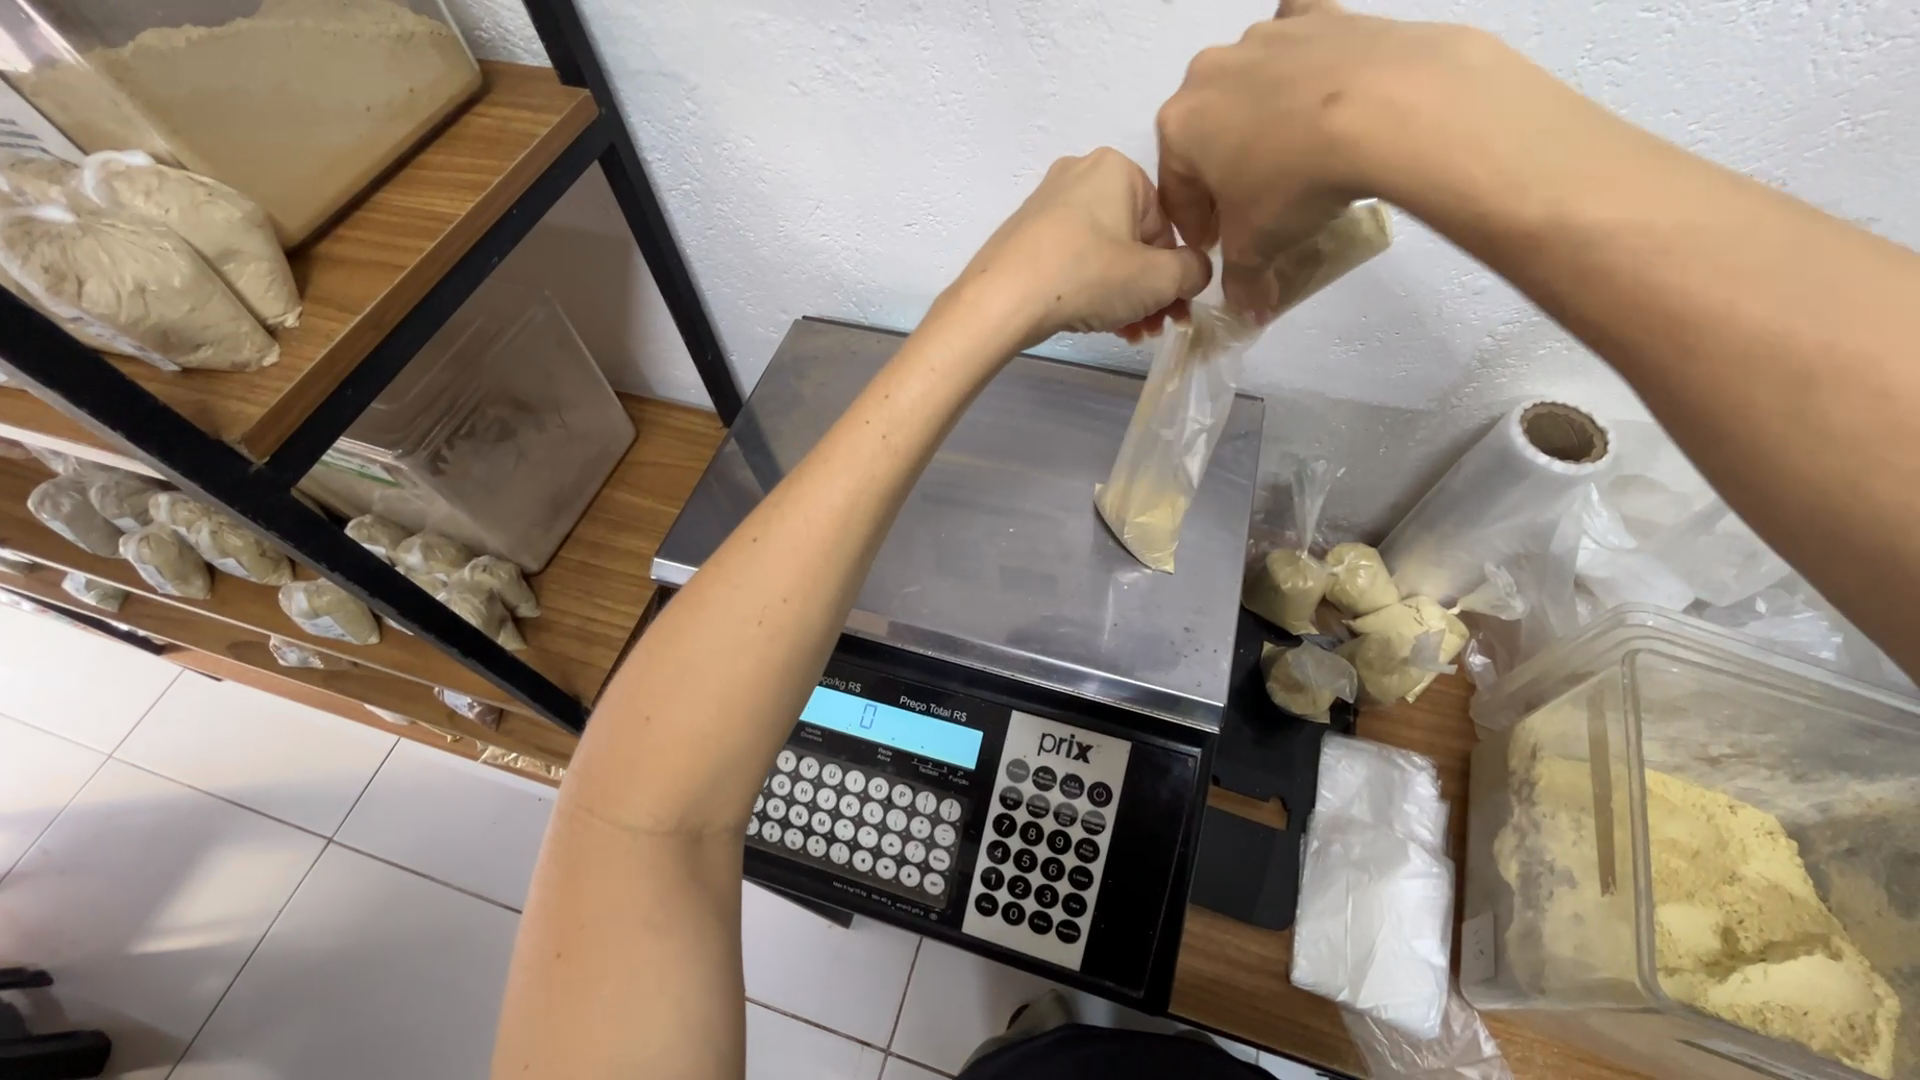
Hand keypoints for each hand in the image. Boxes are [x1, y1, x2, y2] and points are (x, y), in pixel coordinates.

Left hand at [945, 148, 1211, 347]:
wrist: (1001, 300)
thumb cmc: (1087, 277)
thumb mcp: (1157, 278)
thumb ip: (1193, 271)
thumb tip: (1195, 272)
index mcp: (1118, 168)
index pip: (1166, 224)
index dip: (1175, 273)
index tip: (1176, 310)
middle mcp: (1080, 174)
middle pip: (1133, 241)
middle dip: (1148, 290)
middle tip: (1154, 328)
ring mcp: (1047, 204)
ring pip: (1104, 255)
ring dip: (1123, 298)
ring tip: (1128, 334)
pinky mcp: (1025, 235)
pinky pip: (1073, 260)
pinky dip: (1091, 290)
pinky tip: (1097, 324)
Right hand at [1156, 0, 1511, 315]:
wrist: (1384, 110)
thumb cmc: (1293, 183)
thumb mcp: (1257, 248)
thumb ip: (1242, 281)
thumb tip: (1249, 310)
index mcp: (1179, 127)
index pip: (1177, 192)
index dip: (1198, 228)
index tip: (1221, 248)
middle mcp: (1208, 73)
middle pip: (1207, 137)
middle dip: (1225, 174)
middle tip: (1257, 208)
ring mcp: (1263, 38)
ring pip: (1250, 88)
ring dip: (1261, 122)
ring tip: (1299, 157)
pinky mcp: (1318, 15)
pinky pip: (1299, 31)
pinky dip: (1304, 55)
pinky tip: (1322, 80)